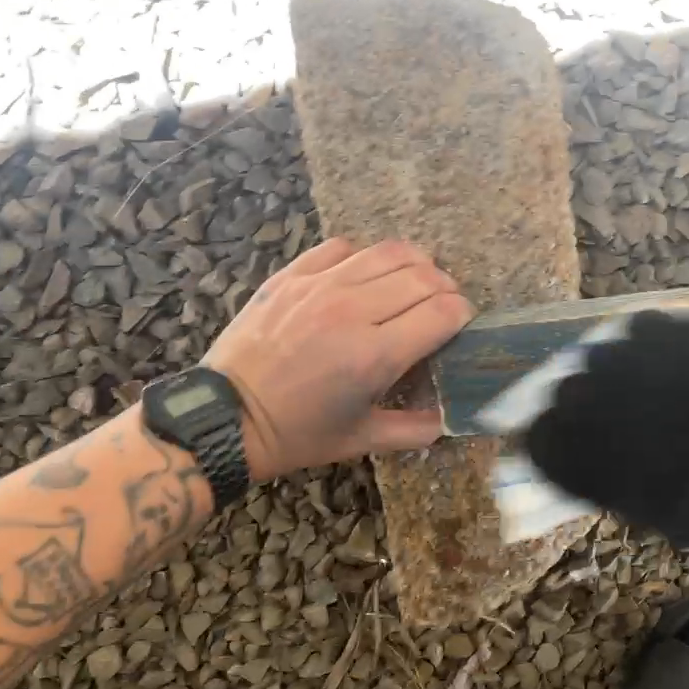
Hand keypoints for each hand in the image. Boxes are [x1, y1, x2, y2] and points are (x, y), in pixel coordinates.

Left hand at [204, 238, 473, 479]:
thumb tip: (453, 417)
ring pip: (388, 252)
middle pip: (423, 276)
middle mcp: (352, 311)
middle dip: (445, 289)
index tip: (460, 325)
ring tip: (412, 283)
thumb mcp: (363, 441)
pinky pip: (343, 247)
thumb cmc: (298, 434)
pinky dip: (364, 258)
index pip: (443, 311)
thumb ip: (417, 429)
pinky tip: (363, 278)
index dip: (463, 315)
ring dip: (413, 265)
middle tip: (440, 307)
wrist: (226, 418)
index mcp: (375, 355)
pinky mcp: (292, 274)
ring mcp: (319, 285)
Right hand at [525, 311, 688, 545]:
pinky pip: (643, 330)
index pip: (538, 437)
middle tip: (630, 419)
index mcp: (564, 447)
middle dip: (592, 404)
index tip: (583, 449)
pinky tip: (685, 365)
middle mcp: (574, 393)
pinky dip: (657, 344)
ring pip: (604, 356)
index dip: (562, 442)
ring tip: (663, 390)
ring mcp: (612, 353)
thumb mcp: (640, 510)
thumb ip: (600, 480)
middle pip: (567, 392)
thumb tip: (584, 463)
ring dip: (623, 372)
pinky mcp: (653, 323)